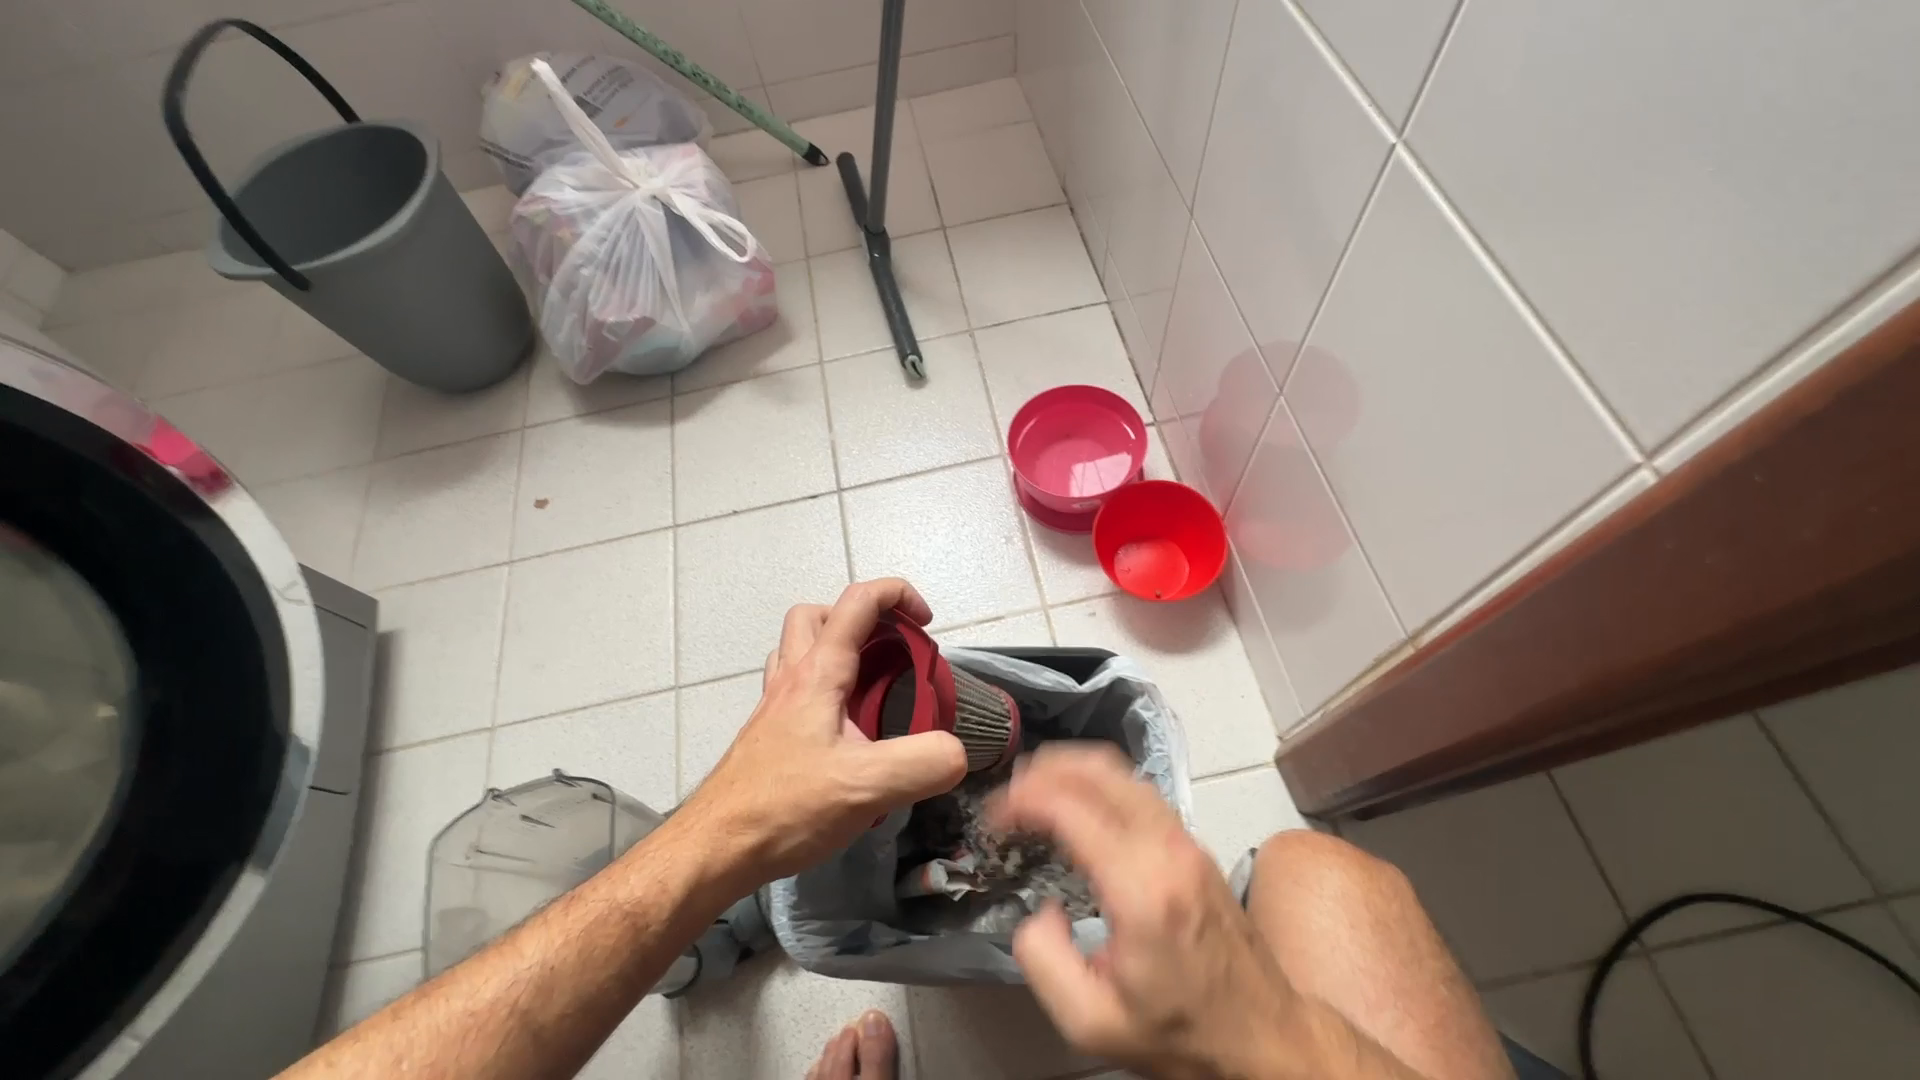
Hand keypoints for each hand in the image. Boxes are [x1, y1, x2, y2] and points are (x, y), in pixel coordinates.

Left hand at [678, 578, 967, 891]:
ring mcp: (773, 706)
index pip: (858, 601)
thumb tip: (956, 752)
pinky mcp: (767, 734)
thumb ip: (925, 762)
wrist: (715, 848)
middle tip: (891, 651)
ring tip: (870, 684)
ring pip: (798, 648)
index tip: (926, 623)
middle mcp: (791, 678)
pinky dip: (822, 687)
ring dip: (835, 648)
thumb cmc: (787, 807)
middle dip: (860, 617)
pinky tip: (843, 729)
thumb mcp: (869, 786)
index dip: (897, 594)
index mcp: (818, 673)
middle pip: (817, 615)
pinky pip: (794, 687)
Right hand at [992, 744, 1309, 1079]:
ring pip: (1123, 772)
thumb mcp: (1091, 1021)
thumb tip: (1038, 911)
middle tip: (1009, 791)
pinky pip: (1140, 790)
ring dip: (1074, 769)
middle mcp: (1167, 849)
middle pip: (1099, 771)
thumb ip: (1043, 960)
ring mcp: (1187, 841)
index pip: (1070, 808)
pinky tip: (1079, 802)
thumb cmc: (1180, 1034)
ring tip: (1035, 787)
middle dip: (1045, 768)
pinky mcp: (1195, 845)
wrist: (1266, 1040)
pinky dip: (1100, 782)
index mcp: (1140, 888)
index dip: (1022, 801)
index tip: (994, 816)